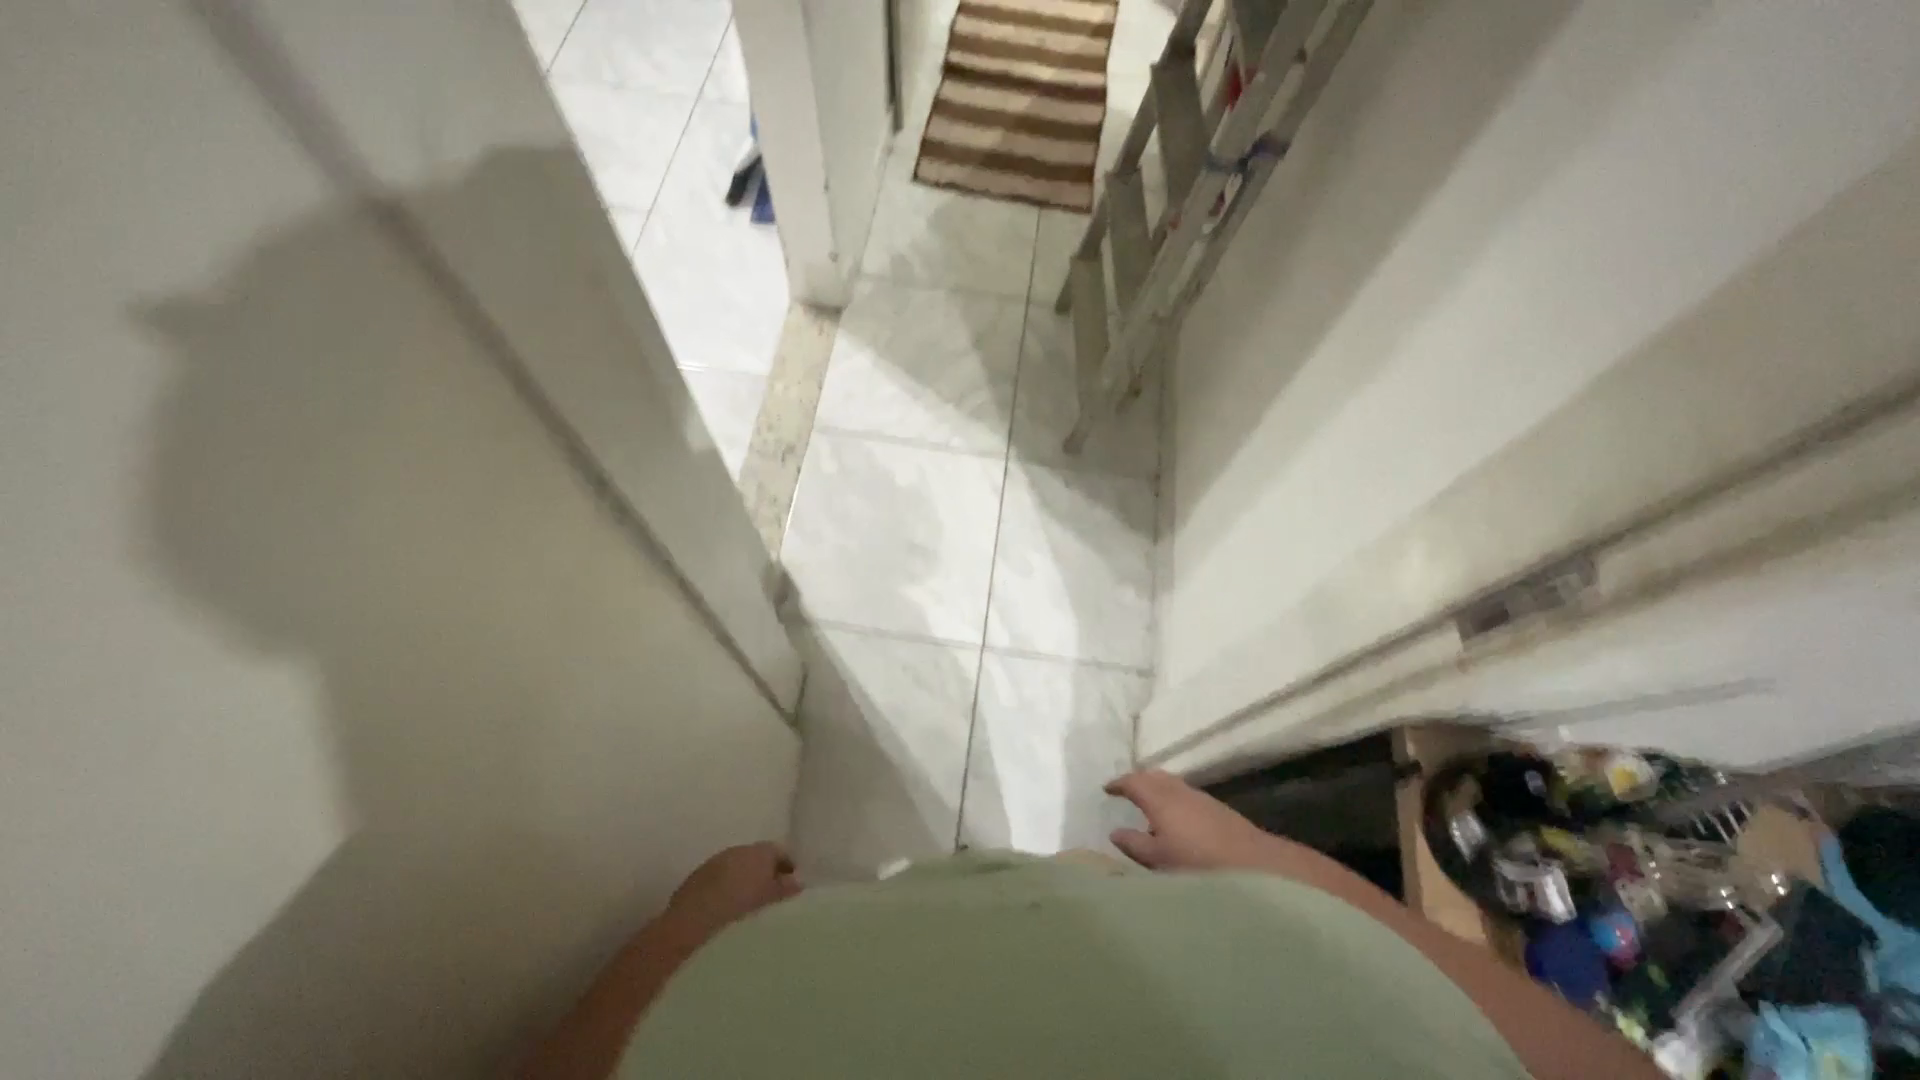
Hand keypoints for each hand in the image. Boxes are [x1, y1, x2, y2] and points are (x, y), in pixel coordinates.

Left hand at [664, 842, 801, 936]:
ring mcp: (716, 861)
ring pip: (738, 867)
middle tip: (772, 896)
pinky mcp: (698, 877)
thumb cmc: (742, 904)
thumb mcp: (771, 898)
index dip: (789, 867)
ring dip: (745, 881)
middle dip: (766, 873)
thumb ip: (786, 888)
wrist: (695, 918)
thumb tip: (798, 882)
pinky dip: (727, 888)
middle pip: (758, 858)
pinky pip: (721, 878)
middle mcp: (739, 849)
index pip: (781, 851)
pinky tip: (728, 909)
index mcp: (760, 850)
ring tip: (750, 905)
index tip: (793, 884)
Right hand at [1105, 769, 1283, 871]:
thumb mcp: (1158, 858)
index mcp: (1160, 799)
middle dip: (1138, 781)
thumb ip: (1134, 843)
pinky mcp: (1215, 808)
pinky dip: (1171, 799)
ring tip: (1146, 806)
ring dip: (1156, 789)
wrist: (1253, 863)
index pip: (1134, 781)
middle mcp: (1179, 790)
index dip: (1118, 783)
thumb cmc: (1198, 862)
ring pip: (1171, 784)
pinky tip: (1174, 820)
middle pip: (1154, 776)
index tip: (1106, 789)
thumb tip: (1114, 832)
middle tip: (1125, 791)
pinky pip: (1184, 794)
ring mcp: (1199, 797)